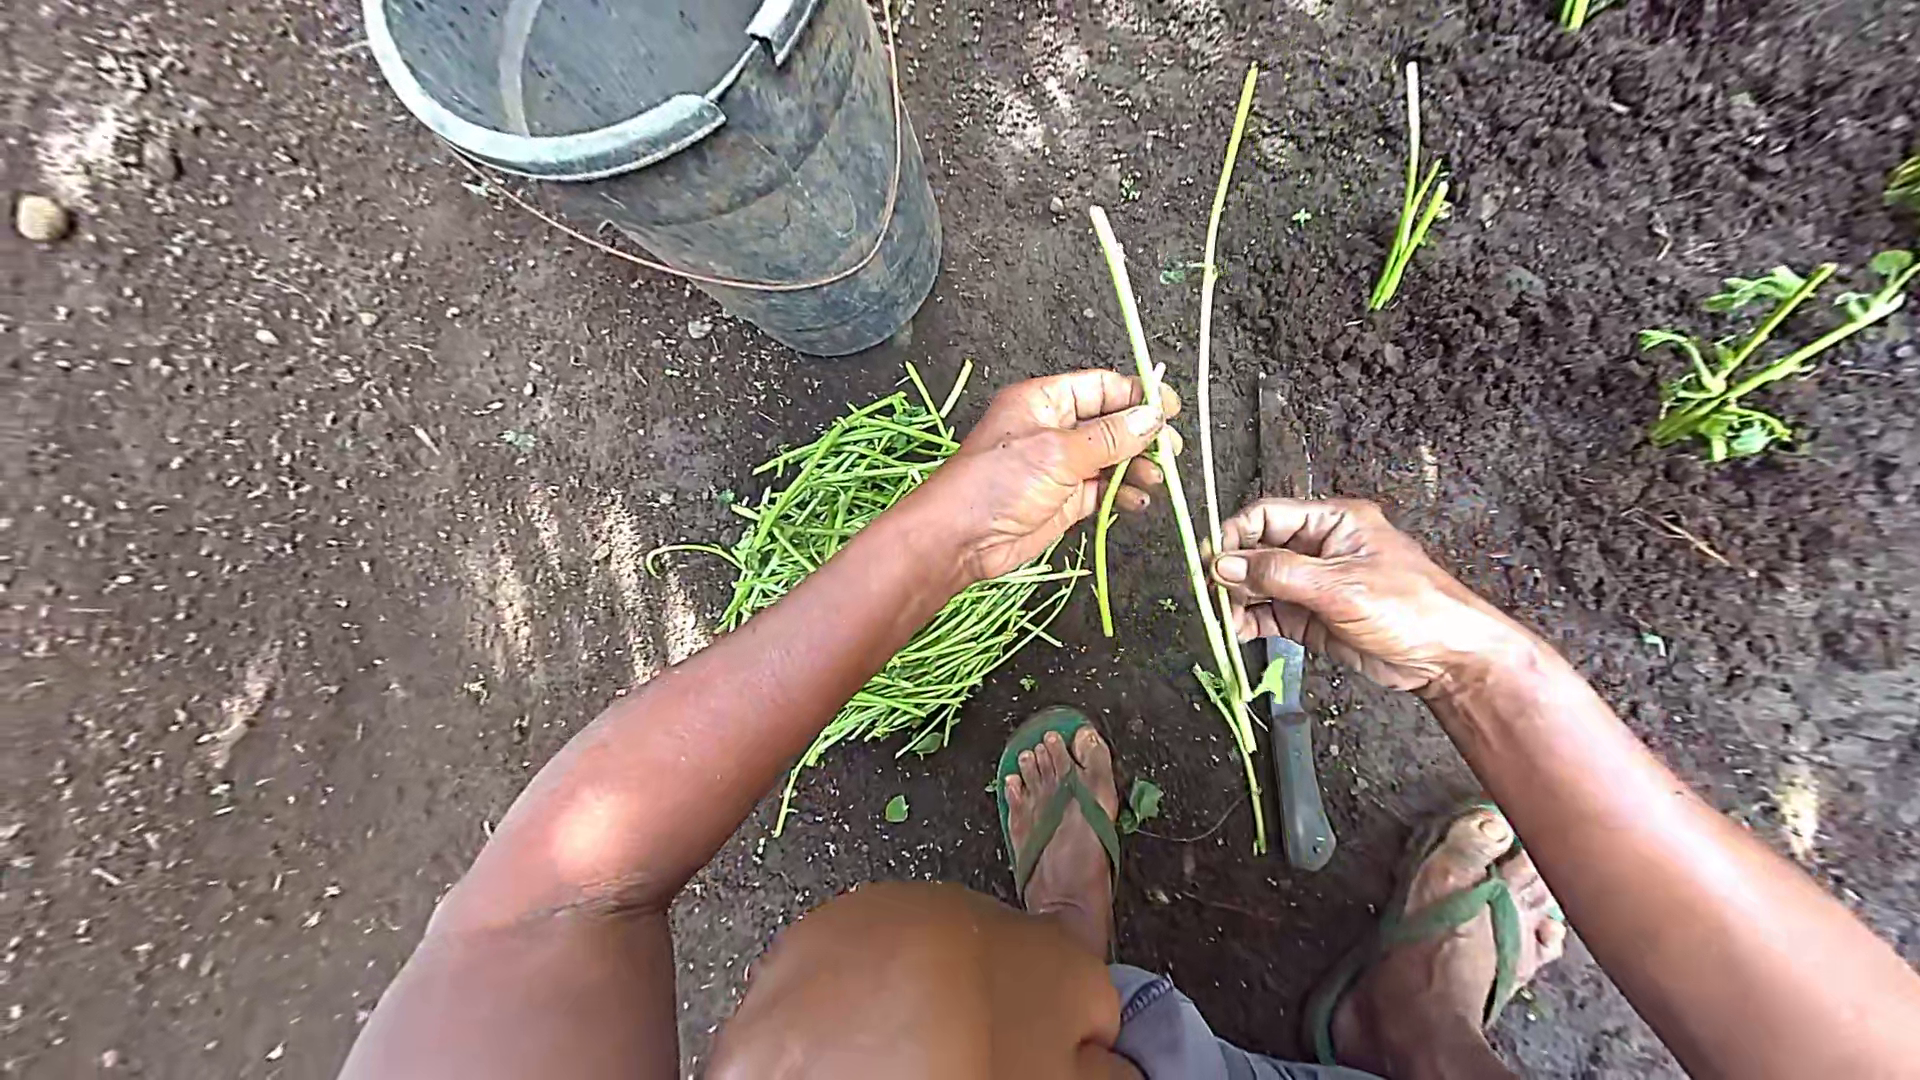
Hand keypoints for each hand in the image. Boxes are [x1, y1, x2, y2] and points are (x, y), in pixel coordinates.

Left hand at [913, 369, 1179, 583]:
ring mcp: (1060, 466)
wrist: (961, 539)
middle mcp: (1054, 429)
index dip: (1136, 395)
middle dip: (1142, 435)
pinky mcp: (1065, 499)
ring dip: (1137, 467)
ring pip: (1112, 458)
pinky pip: (1104, 490)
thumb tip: (1151, 418)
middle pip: (1111, 423)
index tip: (1169, 409)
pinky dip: (1123, 494)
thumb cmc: (996, 484)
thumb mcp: (1056, 453)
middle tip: (1169, 451)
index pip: (1101, 387)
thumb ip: (1108, 437)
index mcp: (1044, 401)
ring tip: (1154, 479)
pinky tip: (1137, 501)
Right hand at [1207, 498, 1534, 693]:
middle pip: (1255, 551)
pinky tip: (1238, 632)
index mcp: (1330, 524)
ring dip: (1236, 600)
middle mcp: (1315, 549)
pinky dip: (1248, 621)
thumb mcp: (1340, 586)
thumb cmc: (1413, 610)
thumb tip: (1223, 565)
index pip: (1266, 516)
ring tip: (1225, 618)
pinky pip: (1265, 612)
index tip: (1213, 560)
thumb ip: (1277, 573)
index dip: (1235, 535)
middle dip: (1232, 573)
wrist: (1449, 661)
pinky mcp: (1306, 614)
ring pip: (1255, 584)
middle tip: (1215, 594)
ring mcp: (1309, 583)